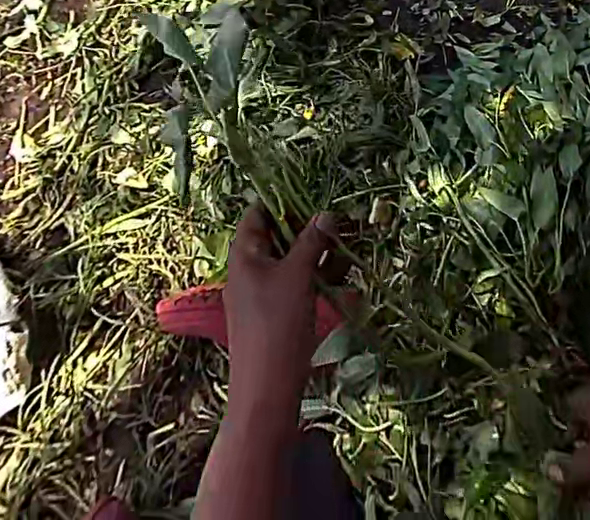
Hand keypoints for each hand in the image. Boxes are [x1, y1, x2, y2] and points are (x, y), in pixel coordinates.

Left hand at [224, 204, 334, 407]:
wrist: (267, 392)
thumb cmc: (277, 325)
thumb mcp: (298, 275)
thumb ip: (312, 240)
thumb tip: (326, 213)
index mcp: (244, 255)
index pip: (258, 214)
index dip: (283, 202)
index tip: (313, 197)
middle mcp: (248, 270)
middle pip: (277, 237)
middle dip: (308, 230)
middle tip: (337, 225)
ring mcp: (260, 294)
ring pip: (290, 262)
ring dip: (317, 255)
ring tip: (345, 252)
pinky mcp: (274, 314)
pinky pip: (294, 285)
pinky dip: (315, 279)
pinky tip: (341, 282)